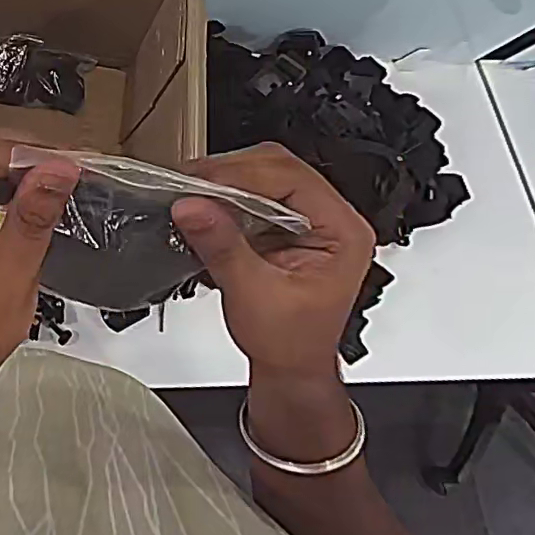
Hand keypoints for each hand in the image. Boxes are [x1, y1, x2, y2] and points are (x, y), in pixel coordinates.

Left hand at [0, 135, 79, 372]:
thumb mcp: (9, 275)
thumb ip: (31, 220)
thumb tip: (56, 173)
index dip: (16, 155)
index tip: (58, 164)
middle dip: (25, 157)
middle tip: (67, 168)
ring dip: (28, 168)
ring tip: (64, 177)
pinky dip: (26, 184)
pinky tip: (48, 192)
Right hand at [171, 143, 375, 375]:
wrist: (289, 366)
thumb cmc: (290, 342)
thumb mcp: (252, 295)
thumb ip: (223, 247)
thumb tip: (193, 207)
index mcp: (342, 232)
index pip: (292, 179)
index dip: (243, 175)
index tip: (203, 184)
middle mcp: (330, 219)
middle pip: (279, 168)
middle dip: (231, 173)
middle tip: (192, 184)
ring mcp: (309, 220)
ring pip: (265, 176)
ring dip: (226, 183)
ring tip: (194, 194)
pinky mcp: (286, 225)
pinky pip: (255, 195)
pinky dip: (227, 197)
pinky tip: (206, 207)